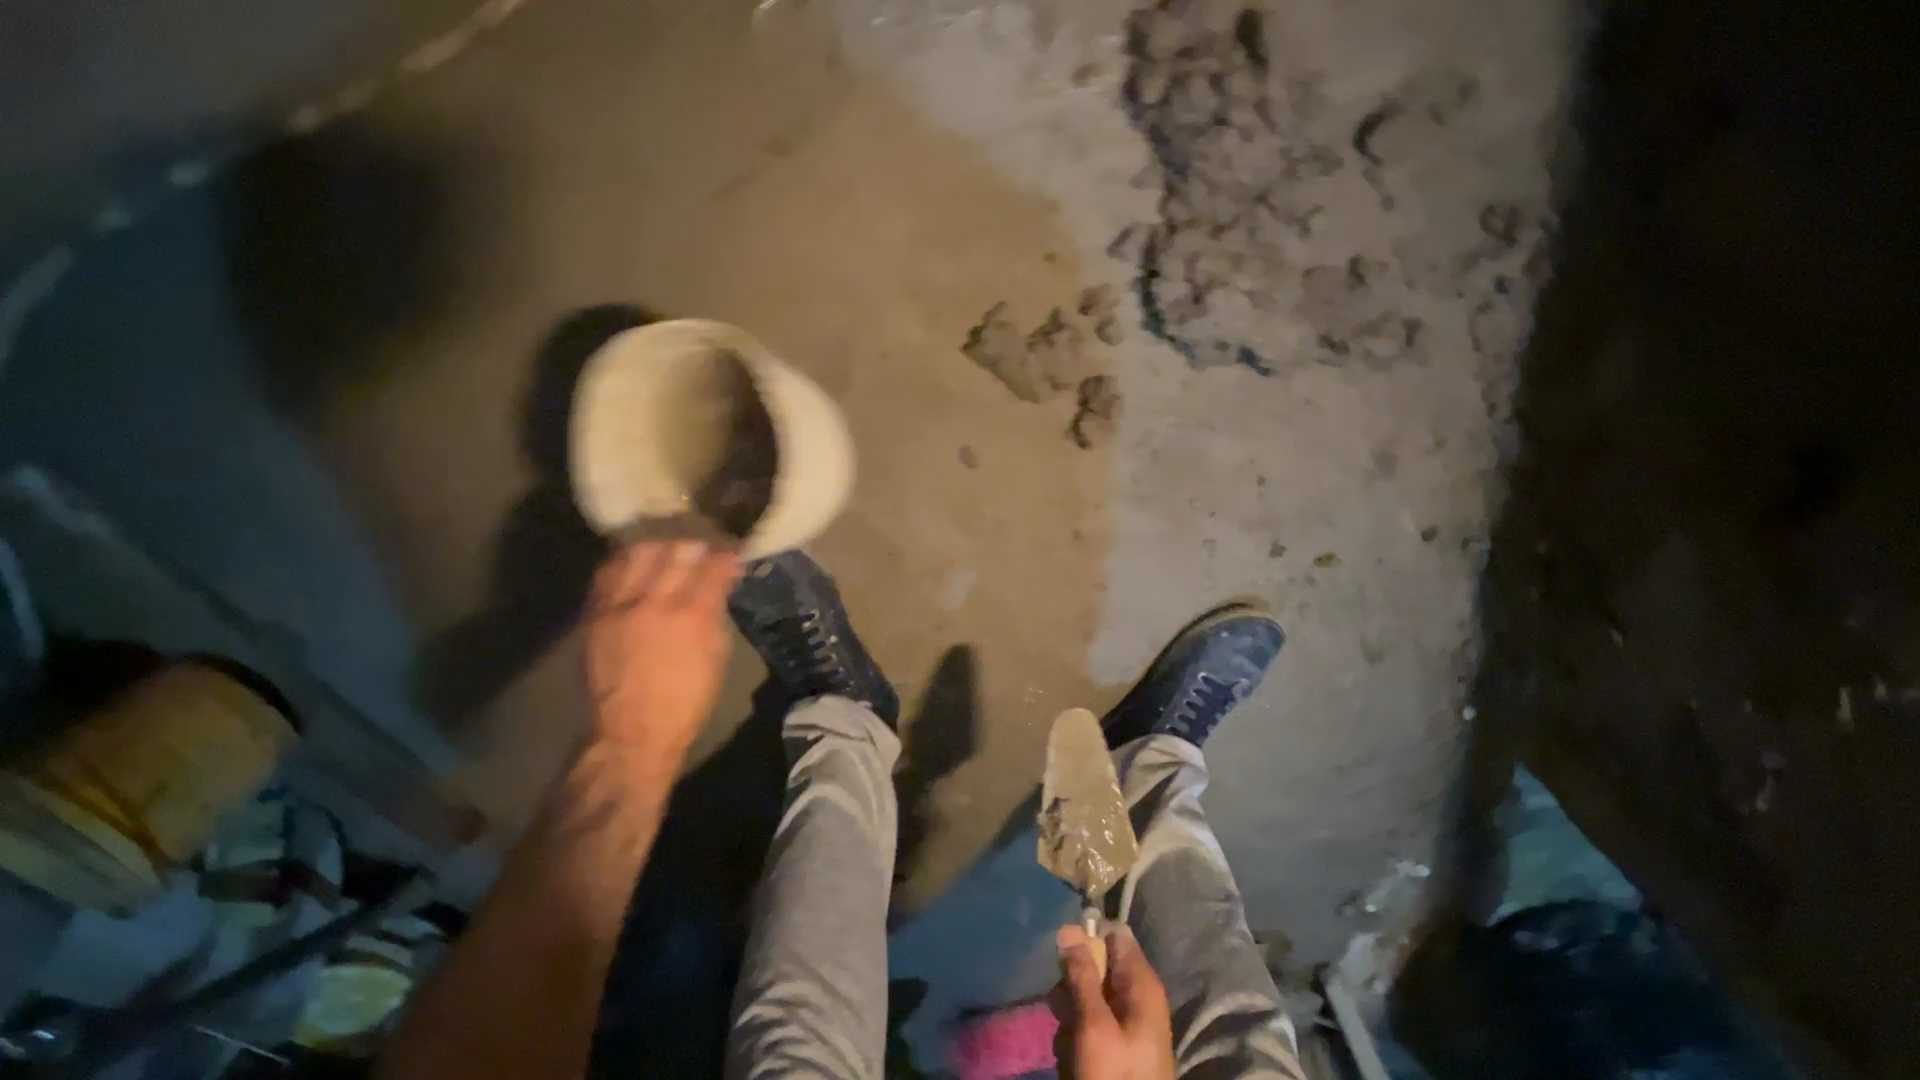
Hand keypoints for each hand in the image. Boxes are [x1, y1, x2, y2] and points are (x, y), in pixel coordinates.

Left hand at [585, 540, 738, 759]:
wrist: (631, 733)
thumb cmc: (686, 702)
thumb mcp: (716, 657)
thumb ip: (715, 614)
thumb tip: (718, 587)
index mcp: (692, 616)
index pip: (714, 565)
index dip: (728, 555)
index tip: (734, 554)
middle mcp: (654, 602)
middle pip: (676, 550)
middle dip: (696, 546)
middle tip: (703, 549)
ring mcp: (620, 605)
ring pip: (639, 553)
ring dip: (659, 547)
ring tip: (667, 552)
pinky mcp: (595, 613)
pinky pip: (610, 572)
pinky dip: (628, 563)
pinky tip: (638, 566)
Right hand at [1051, 924, 1175, 1079]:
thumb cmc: (1114, 1075)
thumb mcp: (1093, 1024)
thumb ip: (1081, 975)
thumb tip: (1069, 927)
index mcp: (1142, 983)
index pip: (1115, 935)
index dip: (1087, 938)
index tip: (1063, 955)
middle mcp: (1137, 996)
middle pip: (1095, 967)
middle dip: (1072, 986)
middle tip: (1064, 1008)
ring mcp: (1127, 1022)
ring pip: (1086, 998)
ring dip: (1070, 1017)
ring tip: (1070, 1042)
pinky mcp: (1116, 1045)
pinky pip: (1087, 1025)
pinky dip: (1076, 1038)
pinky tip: (1073, 1057)